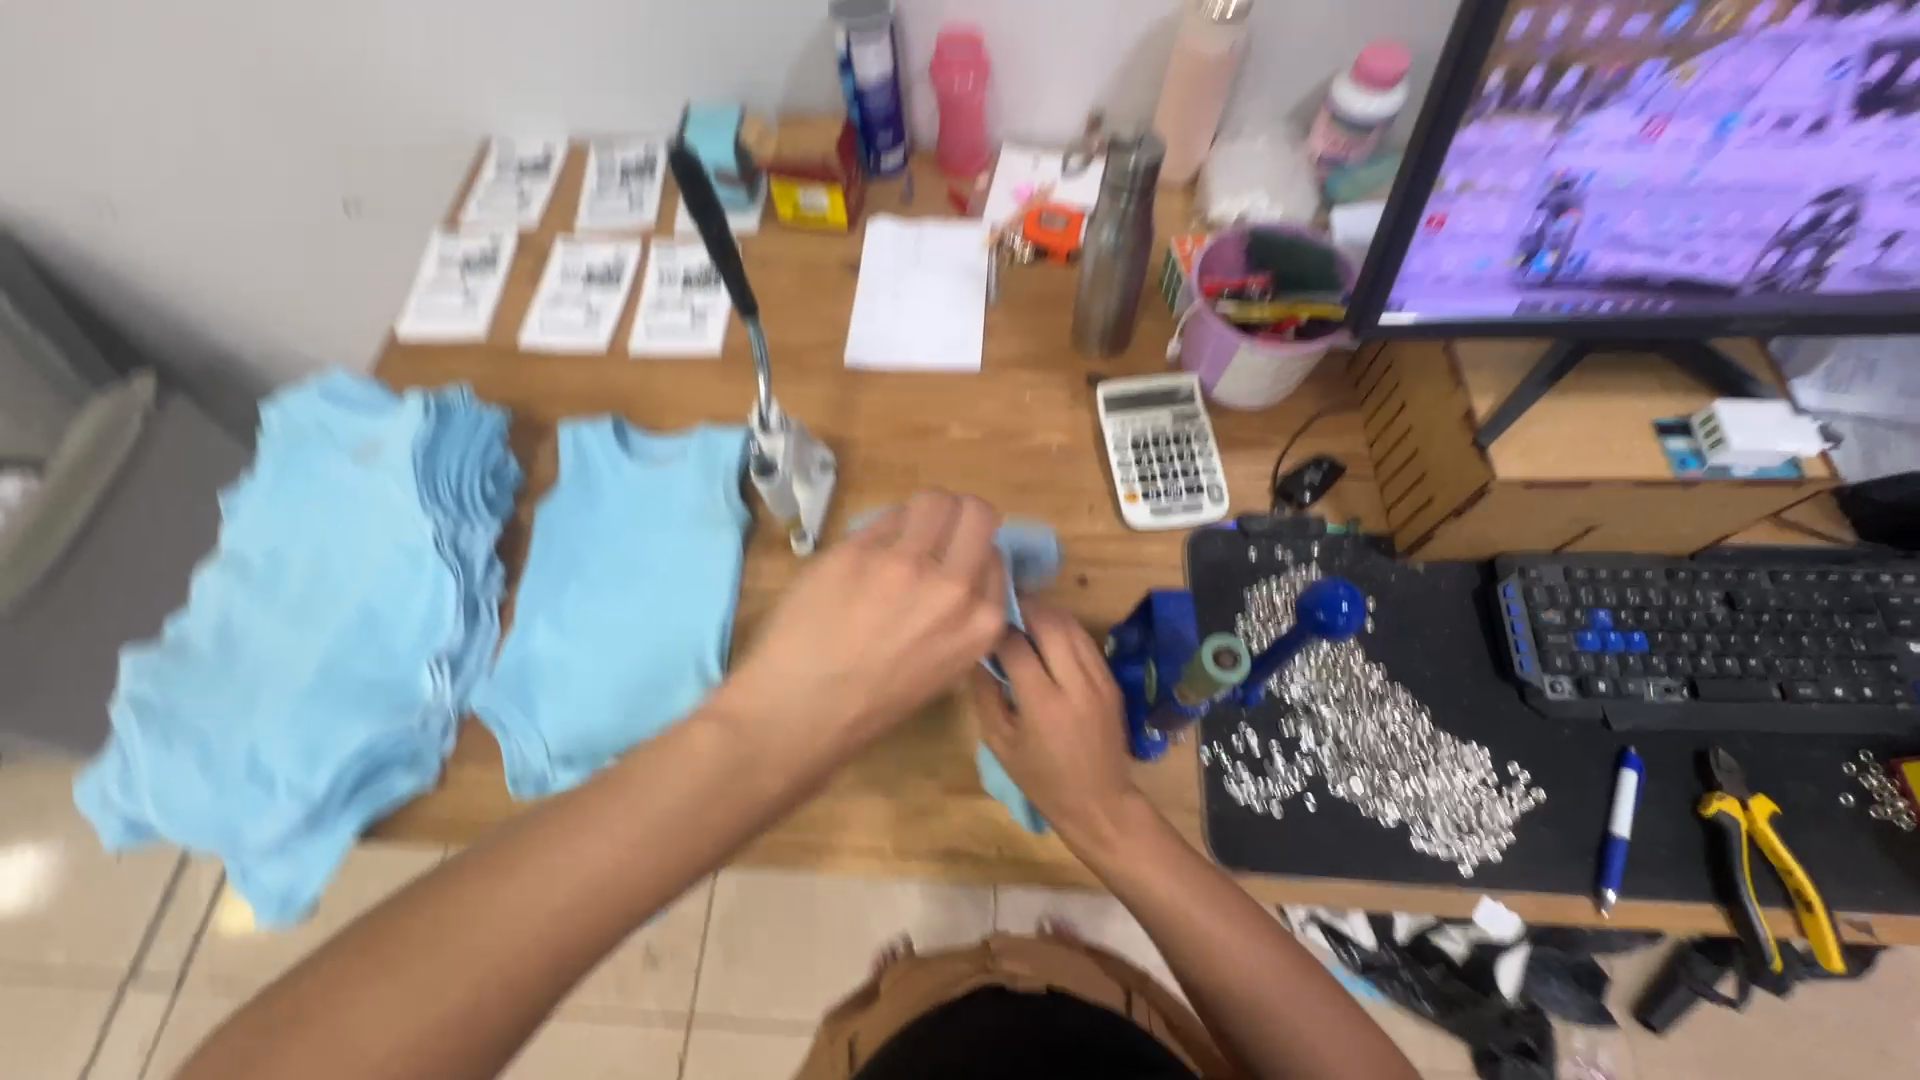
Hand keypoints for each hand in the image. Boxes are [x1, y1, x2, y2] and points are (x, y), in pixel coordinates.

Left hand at [717, 491, 1008, 752]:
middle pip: (976, 512)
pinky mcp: (858, 550)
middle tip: (933, 531)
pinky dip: (877, 531)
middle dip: (958, 515)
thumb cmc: (873, 702)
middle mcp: (954, 587)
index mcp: (982, 622)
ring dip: (920, 513)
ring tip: (899, 537)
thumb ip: (962, 615)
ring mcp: (905, 563)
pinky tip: (860, 560)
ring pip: (933, 500)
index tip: (951, 560)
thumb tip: (957, 567)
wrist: (801, 711)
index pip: (997, 555)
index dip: (972, 552)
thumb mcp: (945, 666)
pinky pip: (883, 517)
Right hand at [972, 600, 1144, 850]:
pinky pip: (1086, 641)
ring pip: (1072, 626)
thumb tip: (977, 655)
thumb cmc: (1042, 779)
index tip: (982, 624)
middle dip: (1024, 607)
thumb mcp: (1000, 743)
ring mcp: (1099, 680)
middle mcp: (1075, 684)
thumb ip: (986, 695)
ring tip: (1023, 612)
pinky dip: (1065, 629)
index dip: (996, 630)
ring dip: (1046, 613)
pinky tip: (1048, 631)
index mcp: (1043, 703)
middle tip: (1003, 603)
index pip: (1016, 646)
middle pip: (1049, 624)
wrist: (1099, 801)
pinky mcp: (1112, 681)